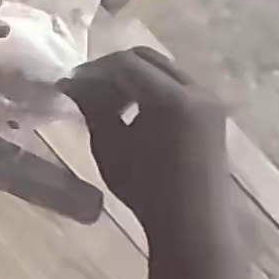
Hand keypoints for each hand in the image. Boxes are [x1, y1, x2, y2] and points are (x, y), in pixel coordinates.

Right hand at [61, 48, 230, 247]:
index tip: (69, 83)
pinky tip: (131, 110)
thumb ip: (93, 107)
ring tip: (106, 101)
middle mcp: (195, 90)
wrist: (191, 221)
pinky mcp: (210, 110)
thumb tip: (70, 83)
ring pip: (162, 68)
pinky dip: (149, 87)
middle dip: (112, 67)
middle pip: (146, 58)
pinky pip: (174, 84)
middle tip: (85, 86)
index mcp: (170, 99)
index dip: (93, 69)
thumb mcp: (109, 145)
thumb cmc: (144, 188)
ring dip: (131, 77)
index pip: (124, 63)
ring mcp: (207, 99)